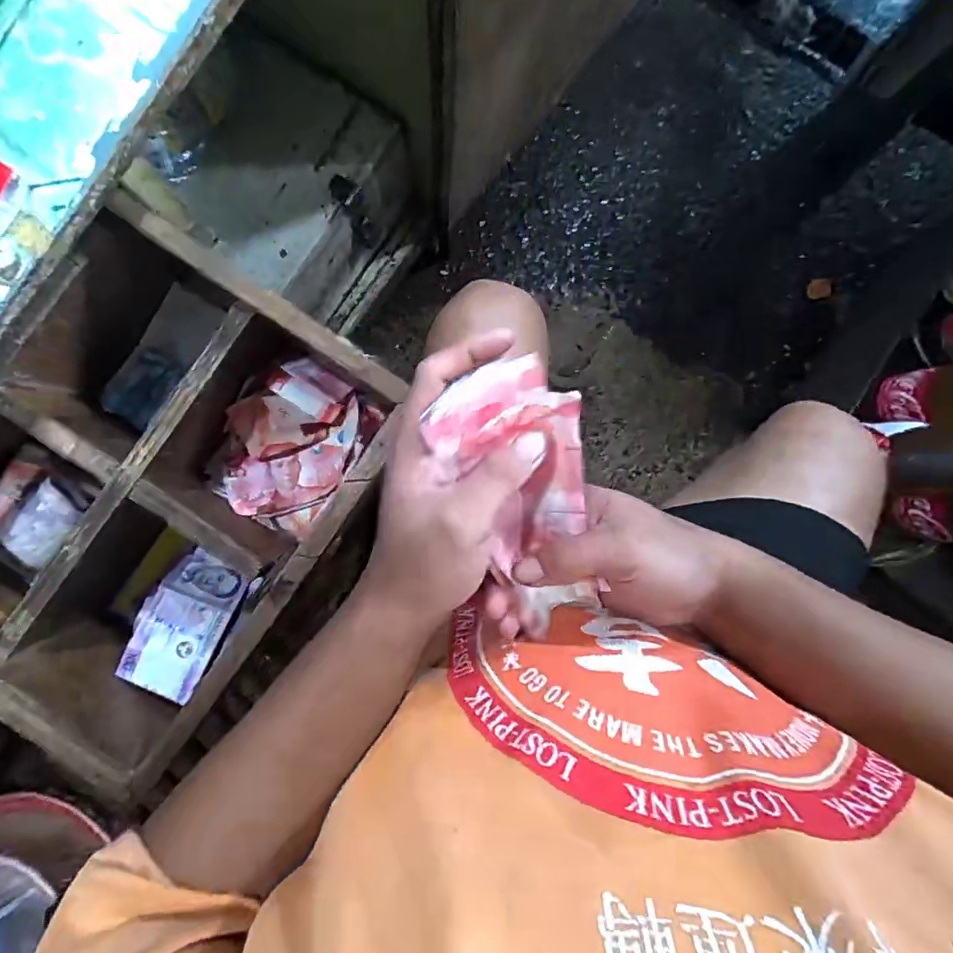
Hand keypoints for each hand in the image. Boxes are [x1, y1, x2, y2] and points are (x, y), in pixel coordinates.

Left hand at [357, 329, 549, 628]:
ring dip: (511, 425)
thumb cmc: (424, 565)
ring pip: (480, 434)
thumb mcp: (462, 520)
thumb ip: (497, 476)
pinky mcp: (460, 498)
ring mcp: (445, 476)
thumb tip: (535, 436)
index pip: (433, 377)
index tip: (507, 341)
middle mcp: (430, 453)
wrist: (405, 611)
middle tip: (539, 389)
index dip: (467, 352)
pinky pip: (490, 465)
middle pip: (462, 402)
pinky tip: (540, 463)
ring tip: (547, 421)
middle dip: (500, 390)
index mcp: (418, 446)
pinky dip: (513, 457)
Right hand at [507, 486, 735, 628]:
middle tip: (492, 607)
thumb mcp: (620, 548)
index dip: (496, 534)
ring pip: (528, 582)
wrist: (711, 595)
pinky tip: (516, 634)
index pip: (523, 511)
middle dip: (501, 578)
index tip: (475, 561)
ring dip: (512, 601)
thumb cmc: (669, 556)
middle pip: (519, 551)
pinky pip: (544, 605)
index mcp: (573, 505)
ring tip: (503, 626)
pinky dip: (529, 618)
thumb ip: (568, 555)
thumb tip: (517, 571)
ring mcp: (570, 567)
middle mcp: (564, 532)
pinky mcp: (578, 597)